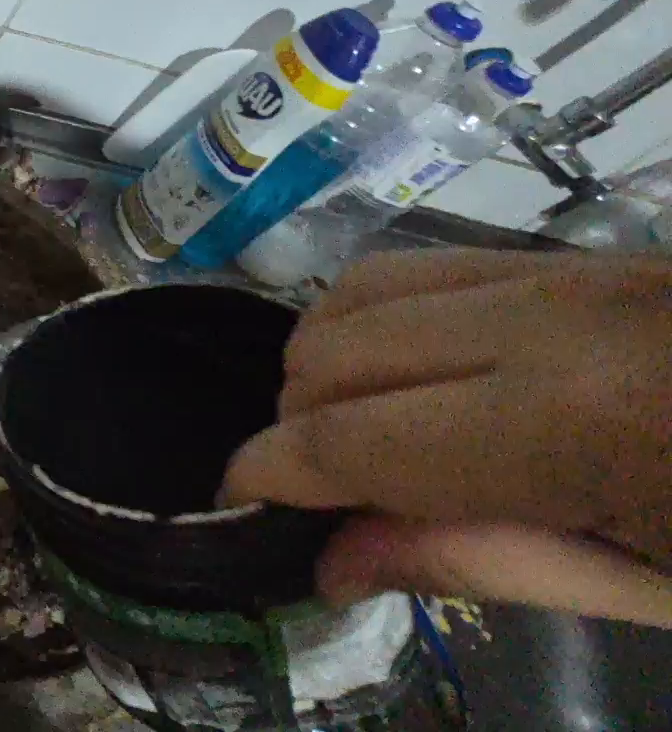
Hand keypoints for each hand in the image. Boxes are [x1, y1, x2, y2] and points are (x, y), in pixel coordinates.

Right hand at [222, 249, 671, 626]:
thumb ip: (488, 567)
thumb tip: (330, 561)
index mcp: (585, 417)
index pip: (350, 439)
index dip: (271, 473)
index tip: (236, 502)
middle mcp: (550, 316)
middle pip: (326, 356)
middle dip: (296, 427)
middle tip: (331, 494)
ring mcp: (564, 268)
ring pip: (349, 297)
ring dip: (321, 367)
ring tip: (362, 429)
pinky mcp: (578, 254)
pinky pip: (409, 269)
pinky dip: (369, 322)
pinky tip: (406, 374)